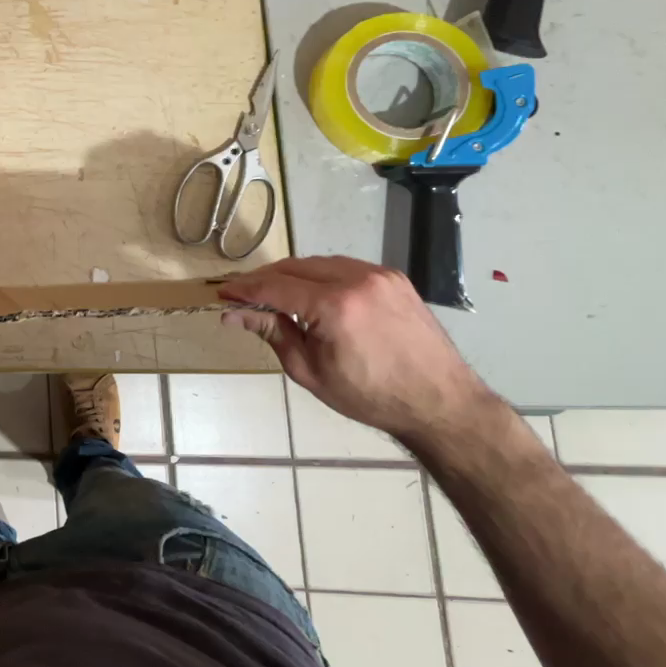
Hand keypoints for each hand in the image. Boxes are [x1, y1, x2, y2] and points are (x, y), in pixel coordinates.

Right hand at [220, 256, 495, 440]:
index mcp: (334, 306)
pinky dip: (320, 276)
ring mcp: (378, 275)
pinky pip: (343, 267)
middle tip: (243, 297)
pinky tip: (312, 295)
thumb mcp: (311, 371)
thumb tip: (233, 315)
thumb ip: (272, 334)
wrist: (442, 403)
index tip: (223, 295)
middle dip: (264, 280)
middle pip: (293, 268)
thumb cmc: (371, 396)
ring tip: (275, 296)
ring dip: (291, 276)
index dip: (244, 290)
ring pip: (317, 263)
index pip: (274, 287)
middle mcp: (356, 280)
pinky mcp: (393, 278)